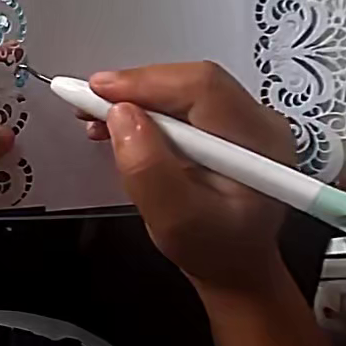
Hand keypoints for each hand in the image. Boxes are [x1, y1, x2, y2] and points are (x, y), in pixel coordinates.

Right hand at [83, 63, 295, 292]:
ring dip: (133, 97)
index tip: (97, 92)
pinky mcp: (221, 122)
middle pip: (189, 82)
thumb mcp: (173, 219)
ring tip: (97, 117)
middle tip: (88, 103)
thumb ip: (148, 168)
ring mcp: (241, 119)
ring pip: (180, 87)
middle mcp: (257, 122)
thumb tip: (122, 116)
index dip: (144, 83)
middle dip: (133, 88)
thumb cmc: (210, 247)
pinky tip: (119, 122)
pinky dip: (142, 106)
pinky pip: (179, 99)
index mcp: (256, 145)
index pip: (201, 89)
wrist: (232, 263)